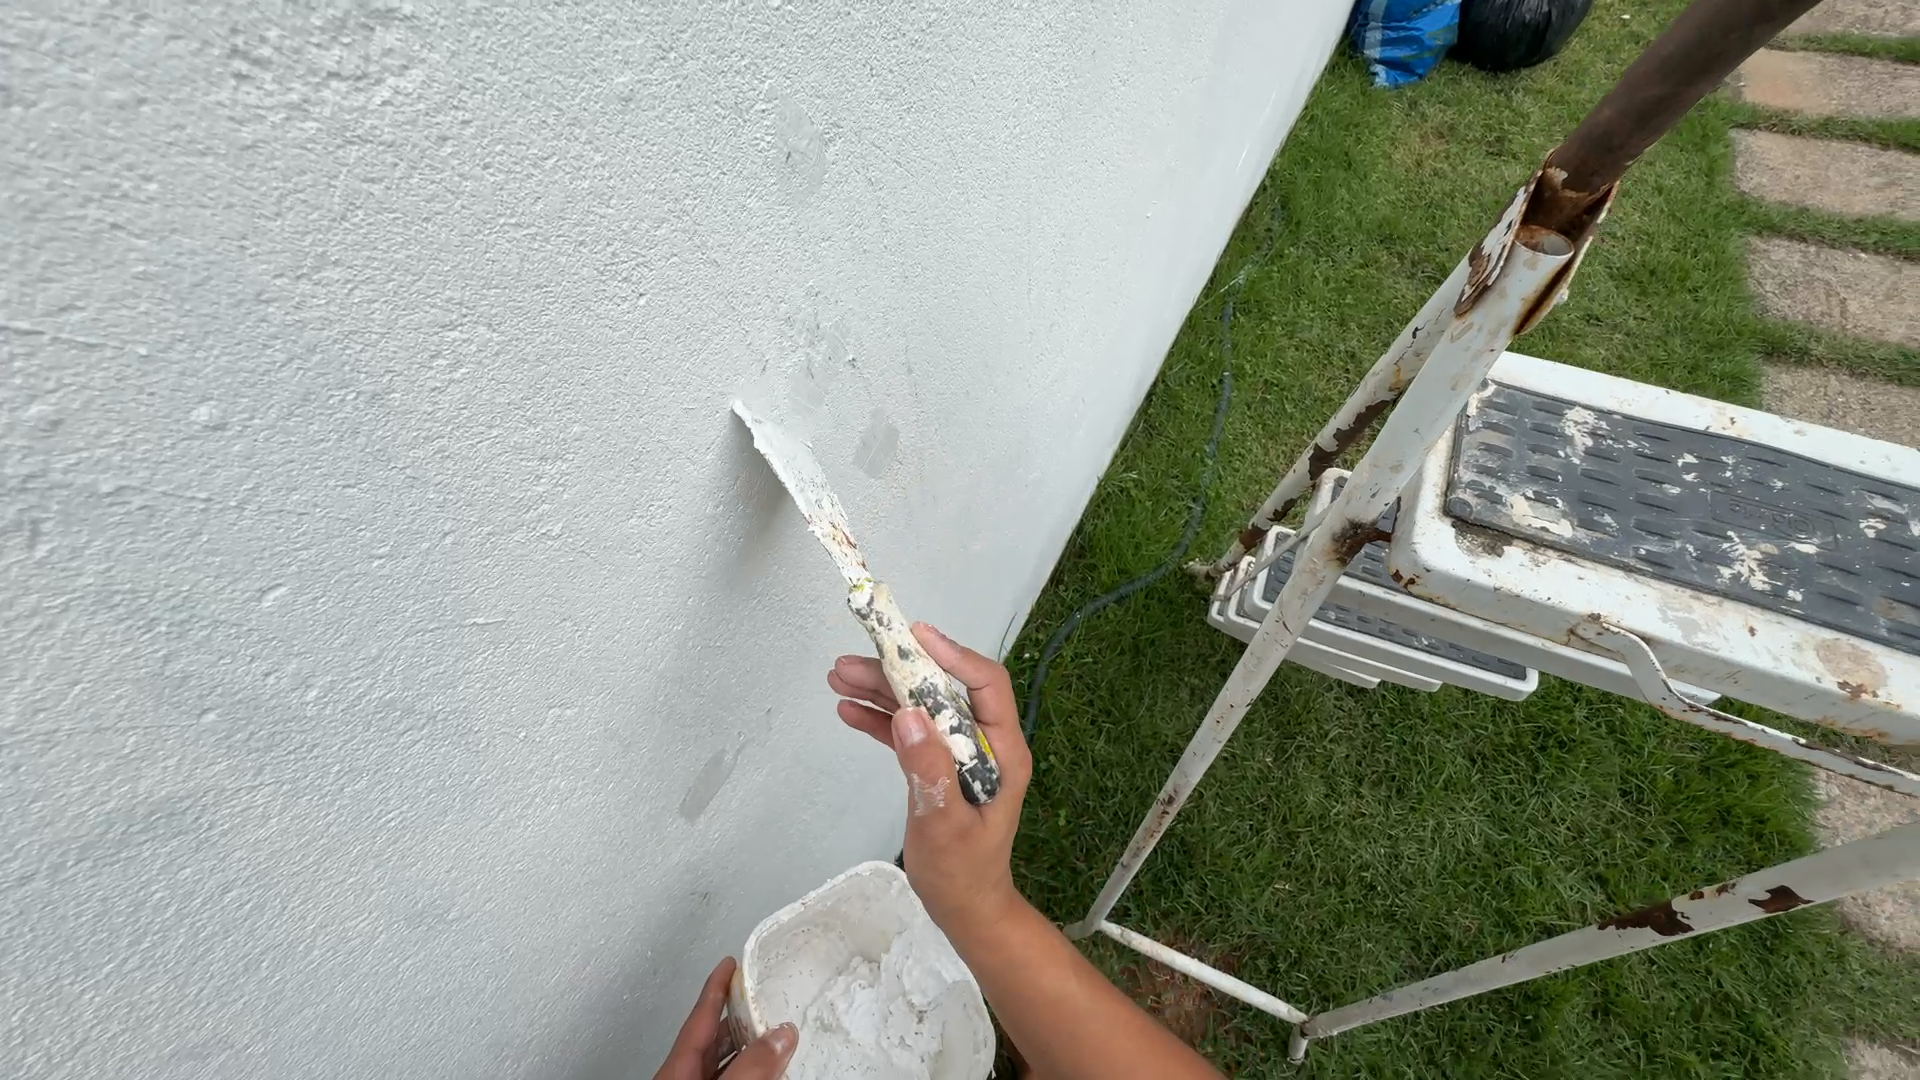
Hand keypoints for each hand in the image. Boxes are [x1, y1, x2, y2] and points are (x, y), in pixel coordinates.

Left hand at [652, 957, 797, 1079]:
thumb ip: (751, 1064)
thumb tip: (784, 1033)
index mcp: (677, 1067)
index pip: (700, 1014)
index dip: (717, 985)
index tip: (729, 962)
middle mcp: (683, 1077)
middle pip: (712, 1037)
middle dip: (740, 1015)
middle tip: (764, 996)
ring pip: (723, 1061)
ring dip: (748, 1047)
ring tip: (775, 1035)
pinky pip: (730, 1078)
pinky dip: (748, 1071)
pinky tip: (764, 1072)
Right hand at [827, 622, 1033, 940]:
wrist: (965, 909)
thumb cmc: (964, 874)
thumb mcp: (946, 825)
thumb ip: (929, 771)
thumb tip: (908, 713)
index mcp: (1002, 750)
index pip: (986, 685)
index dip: (954, 656)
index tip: (916, 636)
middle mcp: (983, 742)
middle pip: (942, 690)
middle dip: (899, 671)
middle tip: (851, 660)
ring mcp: (959, 752)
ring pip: (920, 706)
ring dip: (881, 690)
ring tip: (838, 677)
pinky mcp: (937, 764)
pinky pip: (909, 731)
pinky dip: (880, 718)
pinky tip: (849, 709)